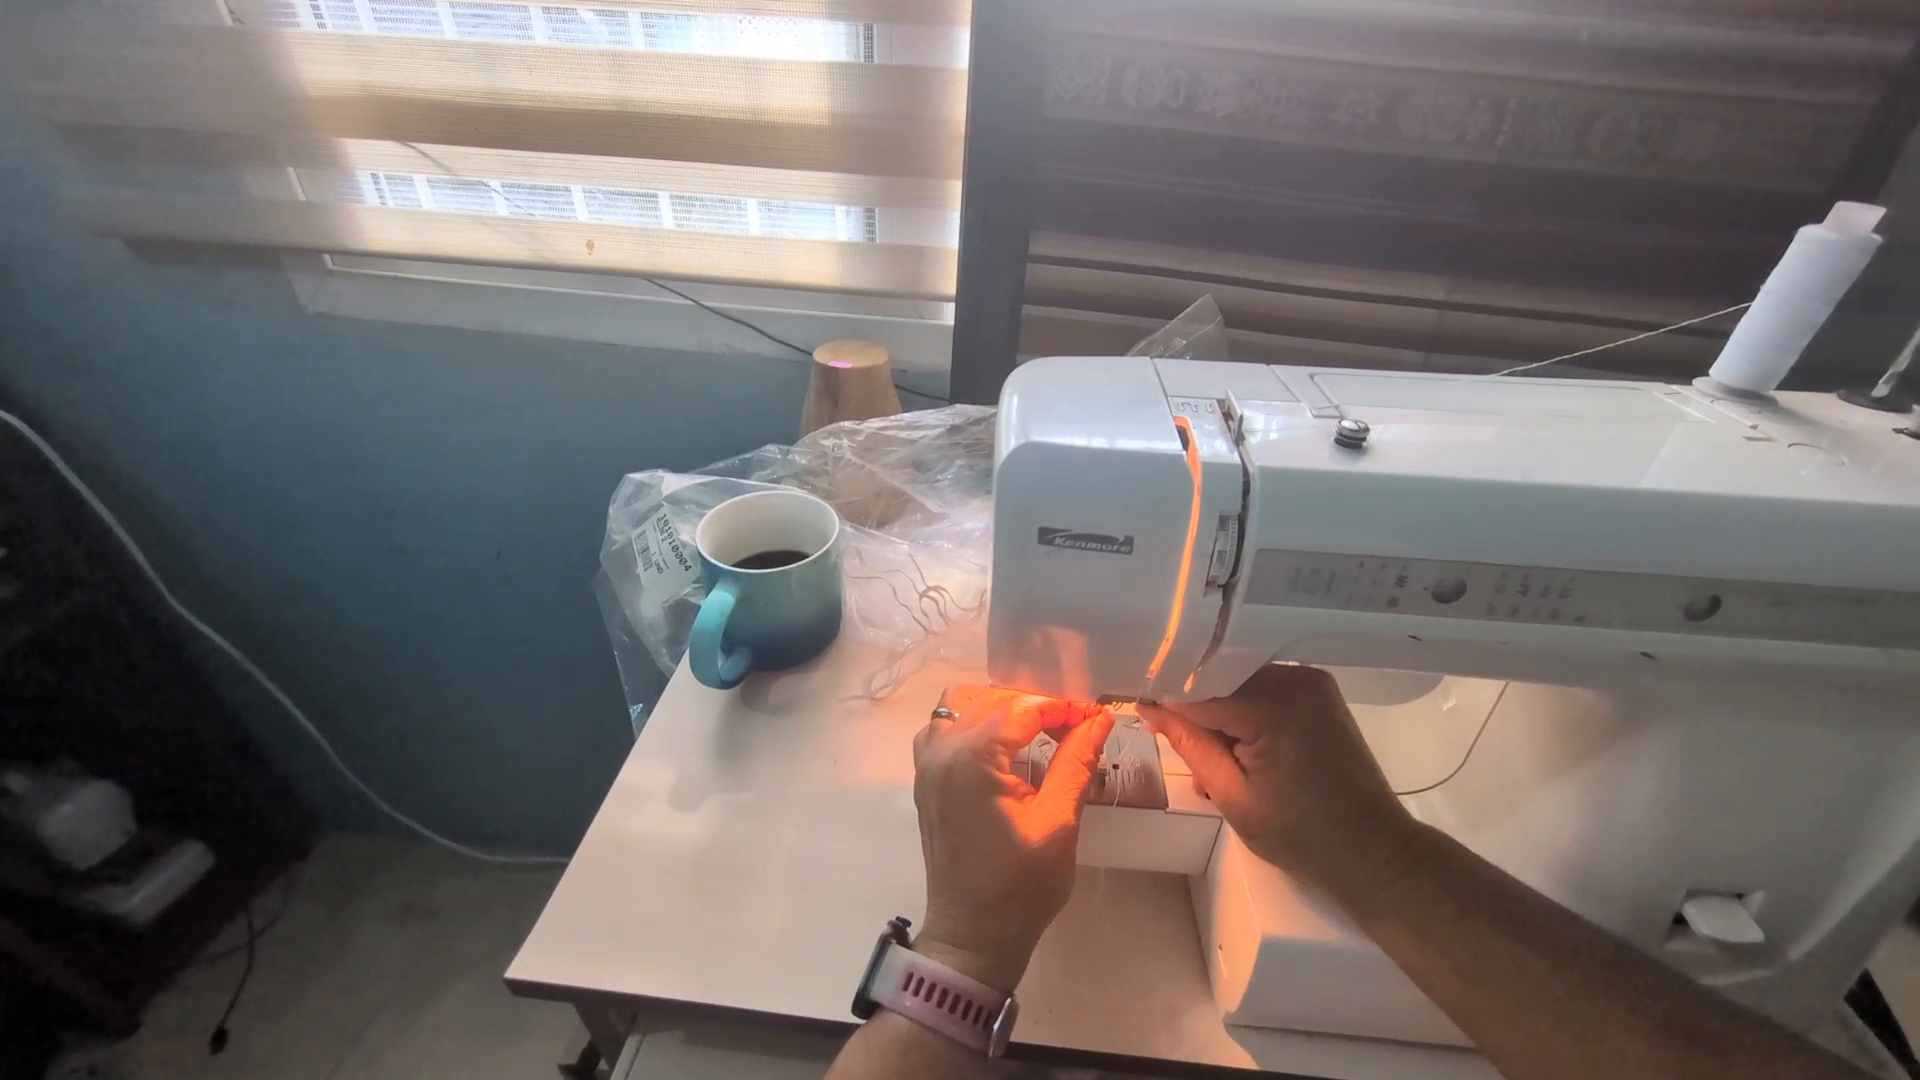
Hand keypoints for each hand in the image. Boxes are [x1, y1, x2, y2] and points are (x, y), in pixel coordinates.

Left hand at [911, 685, 1114, 991]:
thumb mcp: (1058, 823)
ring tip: (1039, 730)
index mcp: (972, 759)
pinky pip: (945, 728)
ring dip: (1002, 708)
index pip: (1022, 707)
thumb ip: (1076, 762)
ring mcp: (927, 762)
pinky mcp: (925, 777)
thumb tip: (1100, 719)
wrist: (972, 936)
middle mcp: (941, 750)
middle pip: (993, 700)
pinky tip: (1001, 744)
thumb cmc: (1021, 888)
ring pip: (963, 705)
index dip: (1062, 706)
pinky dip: (973, 723)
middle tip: (1075, 726)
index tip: (1094, 717)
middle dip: (1037, 705)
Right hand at [1141, 665, 1420, 902]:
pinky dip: (1245, 712)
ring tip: (1213, 759)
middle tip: (1176, 745)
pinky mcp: (1319, 693)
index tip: (1136, 707)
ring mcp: (1311, 683)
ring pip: (1239, 683)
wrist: (1376, 854)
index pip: (1199, 691)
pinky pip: (1264, 690)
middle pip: (1220, 680)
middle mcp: (1295, 680)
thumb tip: (1150, 707)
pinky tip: (1240, 748)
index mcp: (1274, 706)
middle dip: (1195, 709)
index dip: (1165, 702)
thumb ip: (1189, 745)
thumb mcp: (1232, 796)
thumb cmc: (1302, 837)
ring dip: (1220, 713)